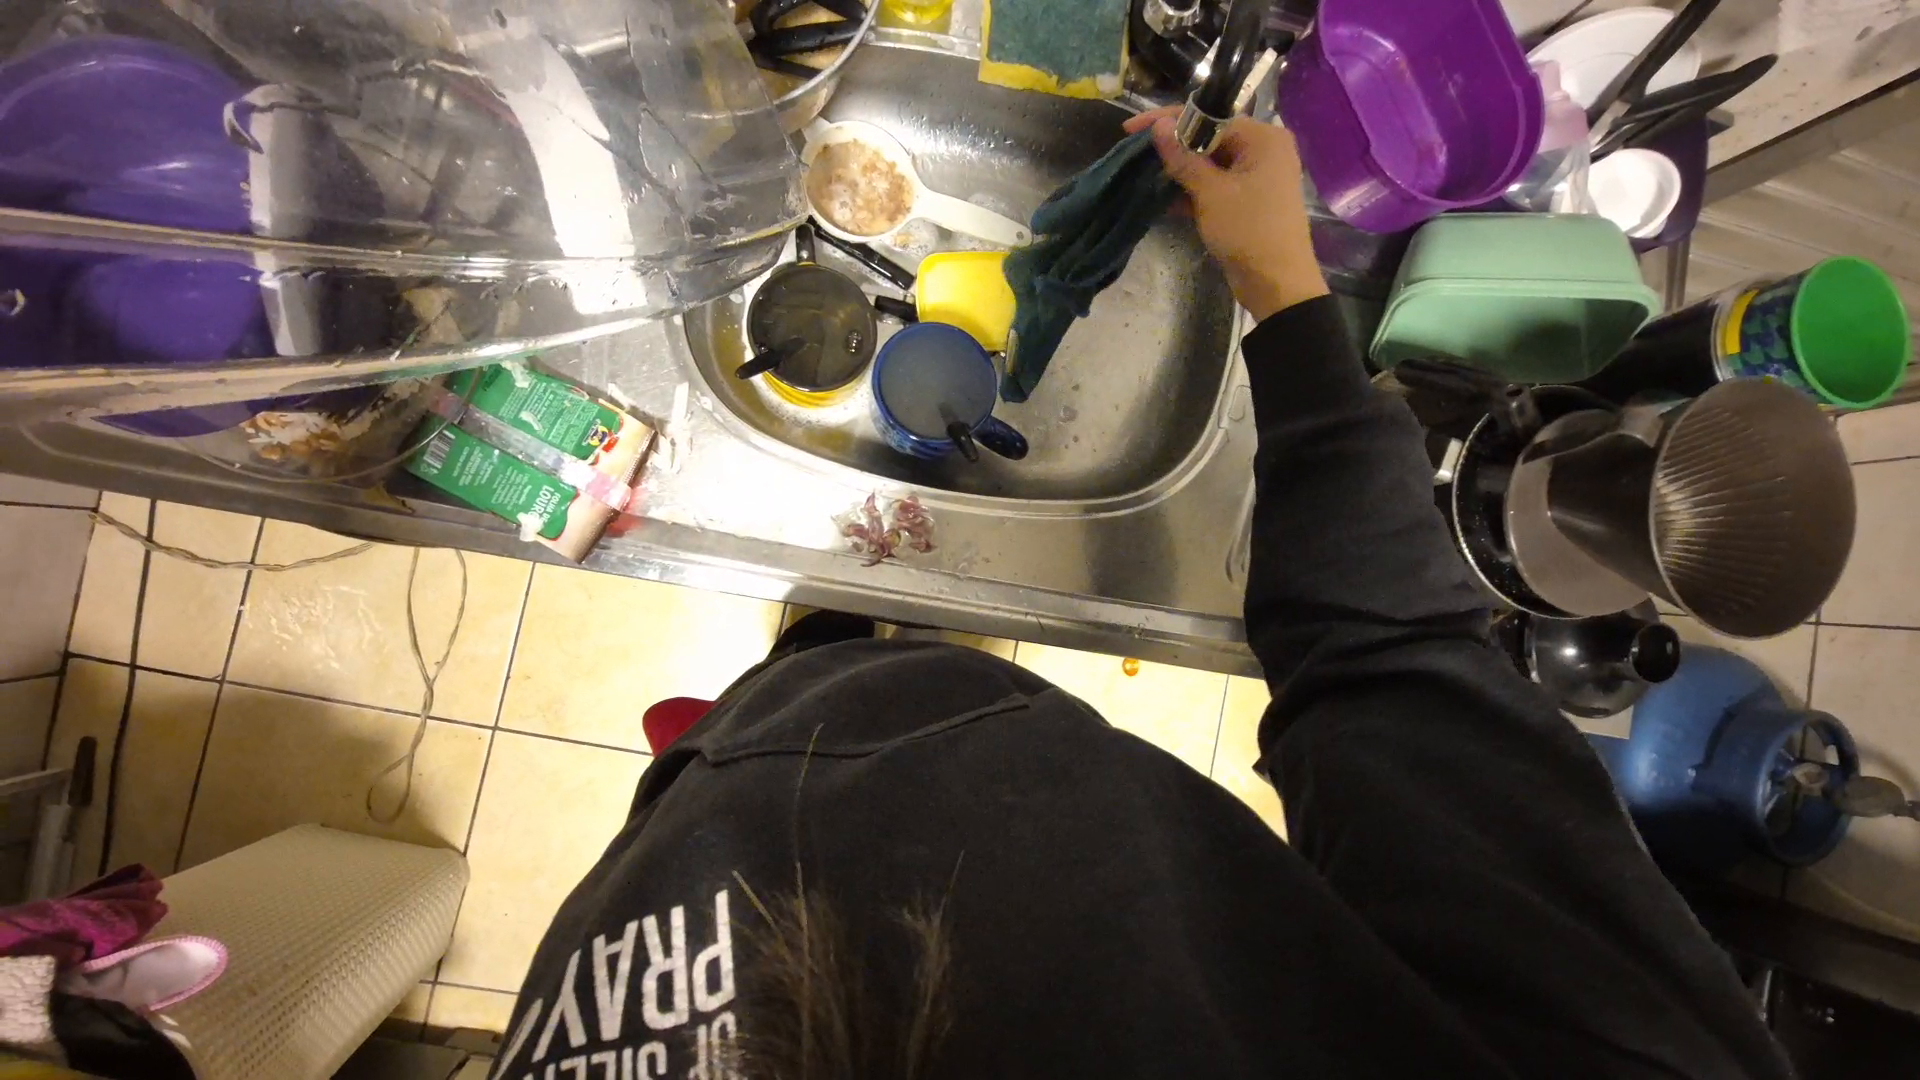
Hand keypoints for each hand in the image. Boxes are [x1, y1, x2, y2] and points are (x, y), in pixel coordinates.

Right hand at [1123, 107, 1327, 321]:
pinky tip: (1162, 198)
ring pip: (1209, 165)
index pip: (1209, 118)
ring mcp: (1254, 178)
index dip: (1169, 121)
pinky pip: (1213, 187)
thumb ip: (1184, 159)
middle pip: (1209, 139)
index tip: (1132, 128)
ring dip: (1179, 172)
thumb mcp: (1211, 193)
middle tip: (1135, 154)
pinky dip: (1191, 192)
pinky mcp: (1245, 202)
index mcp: (1262, 138)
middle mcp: (1261, 150)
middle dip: (1174, 148)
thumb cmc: (1248, 231)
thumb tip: (1158, 127)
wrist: (1275, 282)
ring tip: (1143, 176)